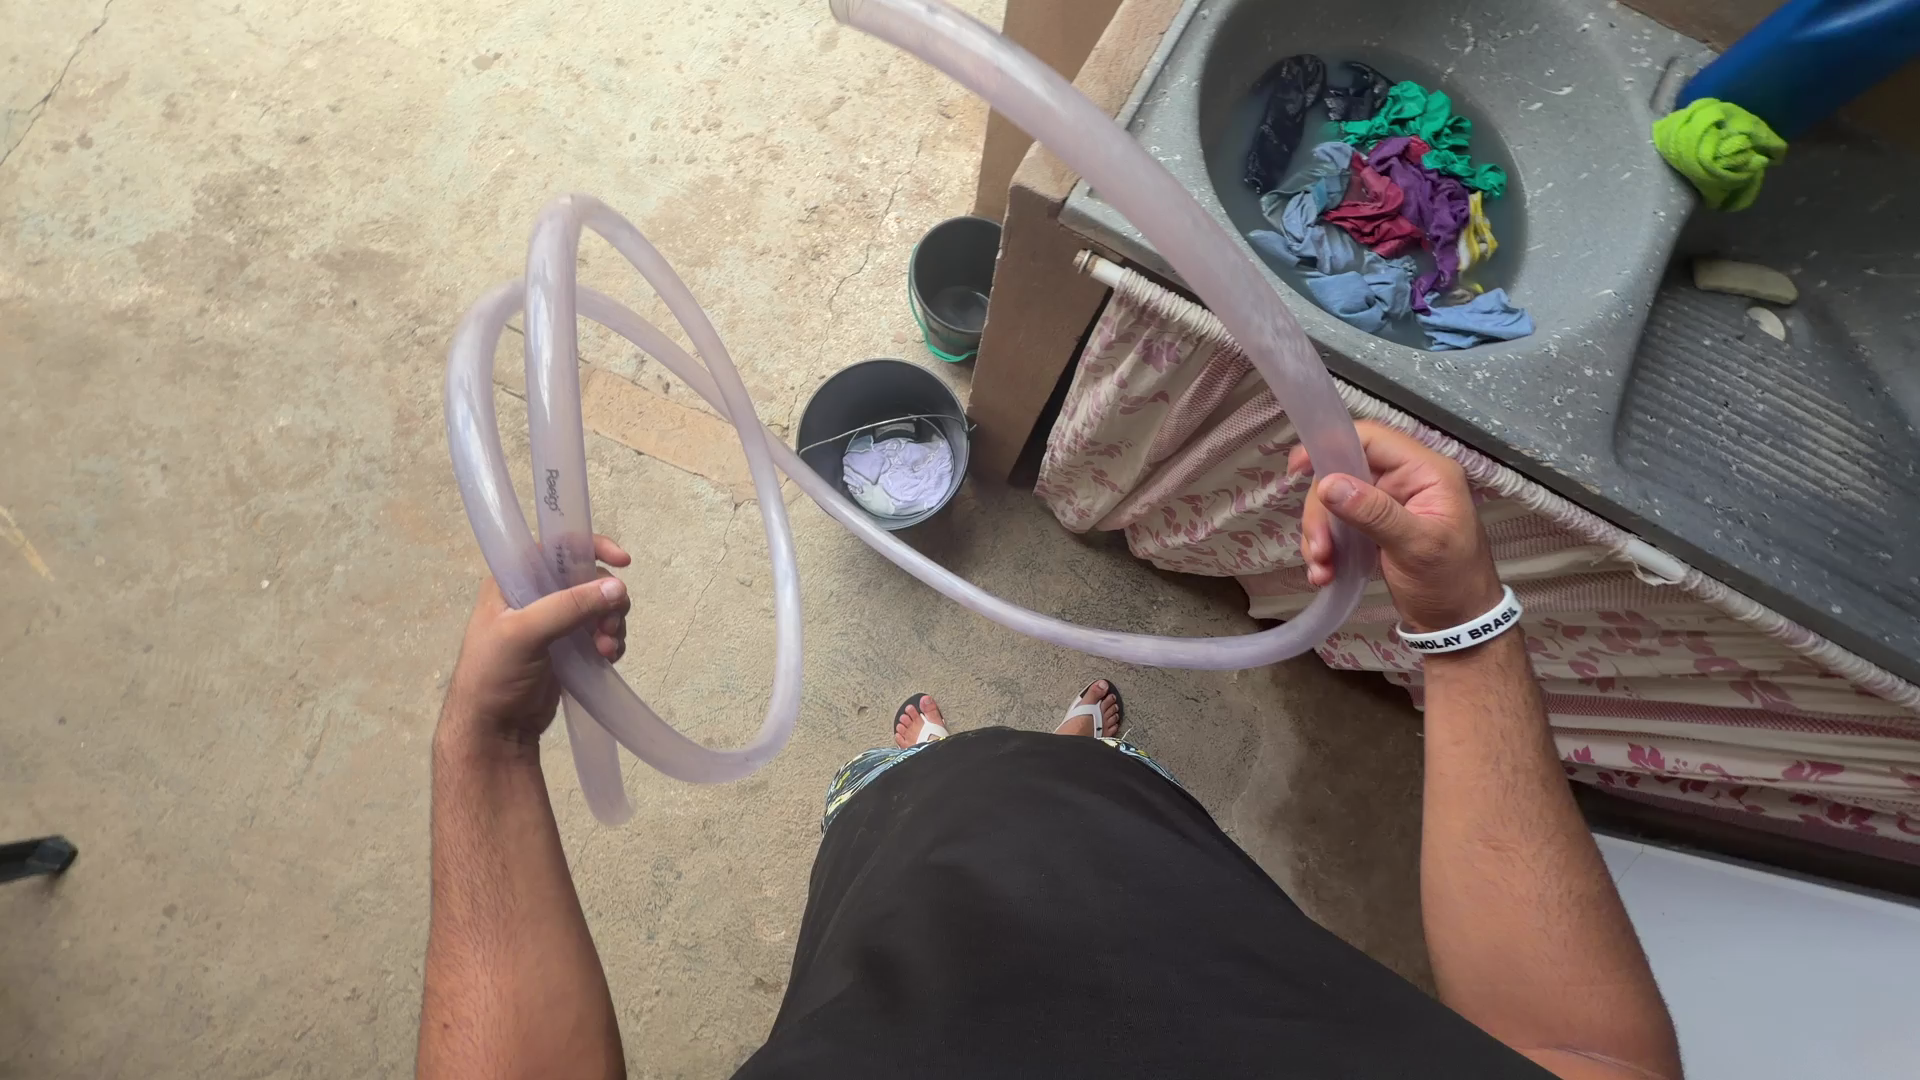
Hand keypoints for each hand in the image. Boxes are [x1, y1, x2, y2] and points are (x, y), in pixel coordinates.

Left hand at [438, 535, 632, 752]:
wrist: (494, 730)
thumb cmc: (494, 674)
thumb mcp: (526, 633)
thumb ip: (571, 606)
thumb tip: (619, 587)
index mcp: (514, 581)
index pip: (557, 547)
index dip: (591, 547)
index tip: (623, 561)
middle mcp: (536, 596)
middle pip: (589, 579)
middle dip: (607, 600)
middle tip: (610, 626)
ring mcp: (555, 622)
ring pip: (601, 606)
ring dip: (612, 624)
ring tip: (607, 650)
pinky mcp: (570, 646)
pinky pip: (602, 631)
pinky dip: (612, 641)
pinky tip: (608, 658)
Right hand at [1288, 422, 1501, 632]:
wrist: (1457, 623)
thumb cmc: (1450, 582)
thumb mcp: (1416, 546)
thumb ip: (1374, 512)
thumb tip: (1328, 484)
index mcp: (1425, 472)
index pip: (1371, 439)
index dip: (1331, 445)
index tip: (1297, 468)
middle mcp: (1404, 480)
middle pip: (1341, 473)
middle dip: (1321, 512)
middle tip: (1318, 548)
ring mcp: (1386, 502)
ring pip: (1333, 501)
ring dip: (1319, 534)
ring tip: (1322, 567)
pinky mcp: (1371, 524)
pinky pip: (1336, 523)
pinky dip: (1324, 547)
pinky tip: (1325, 571)